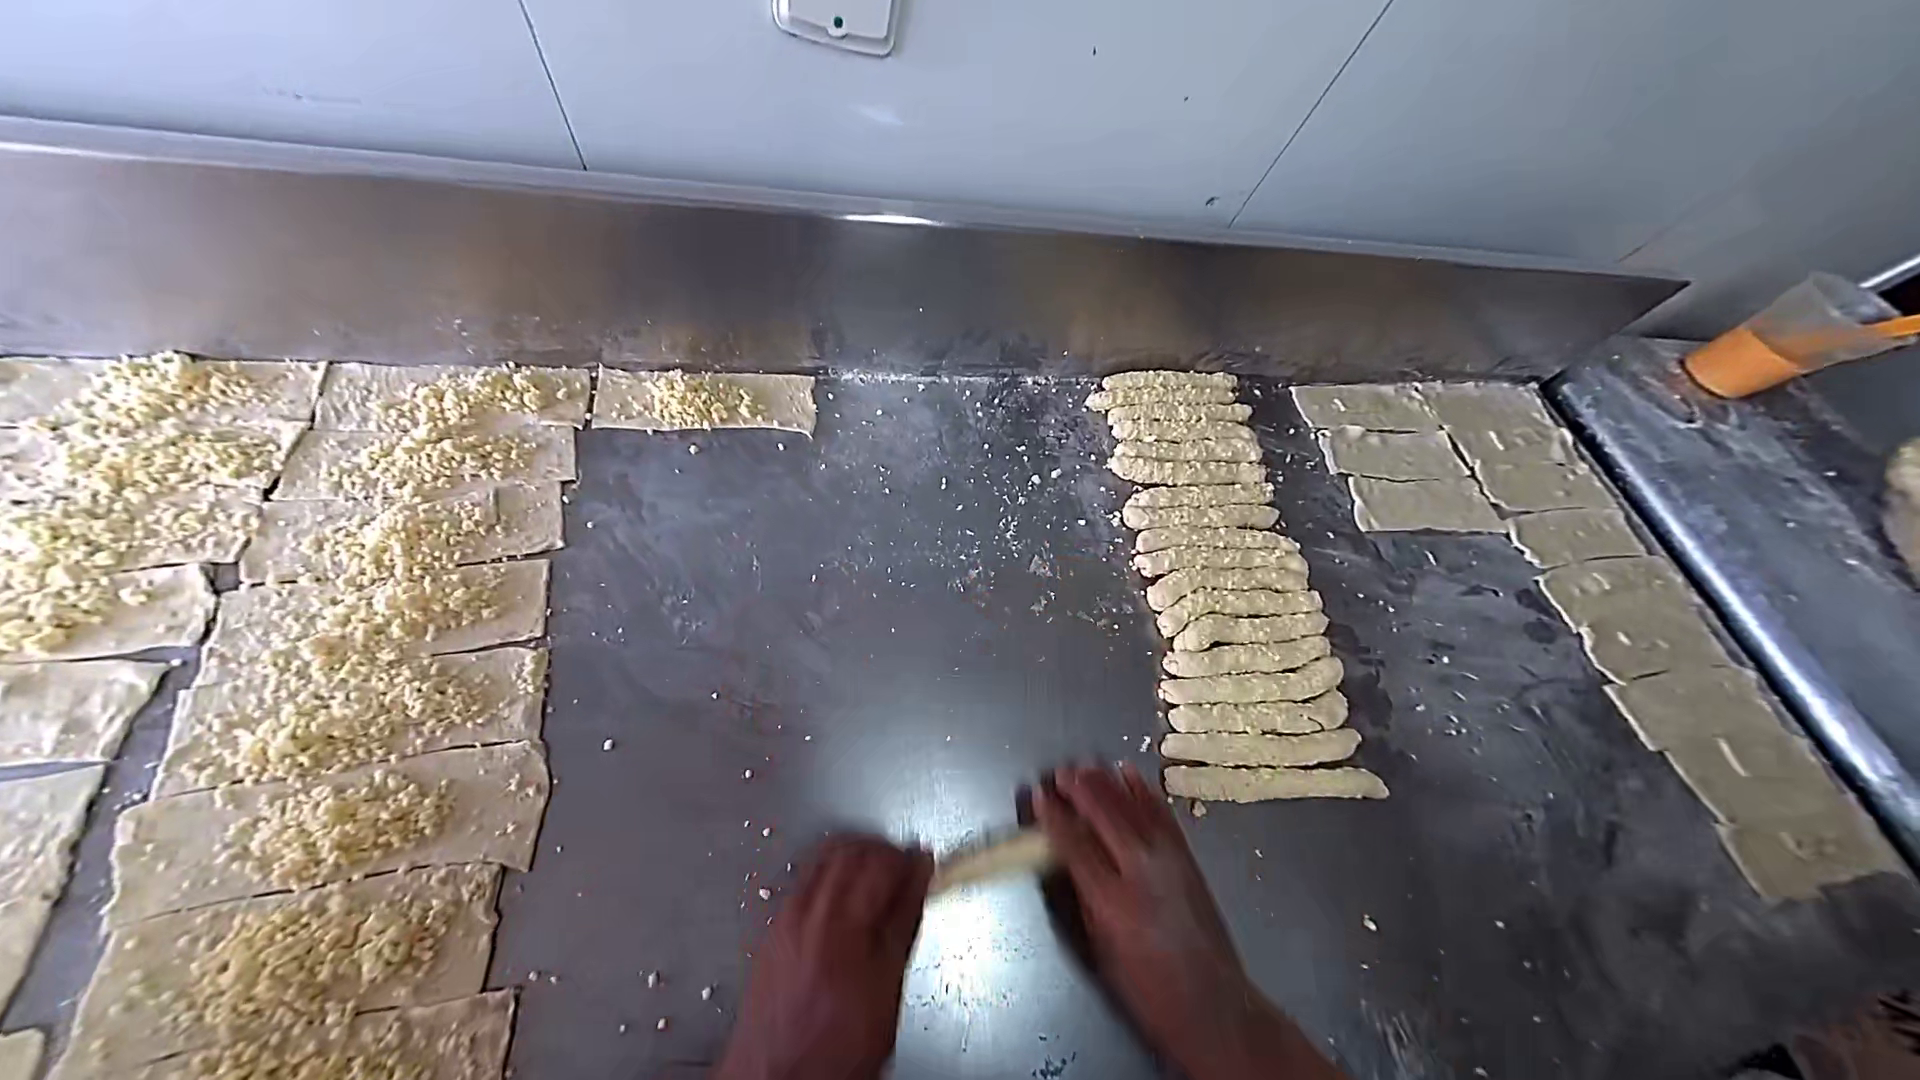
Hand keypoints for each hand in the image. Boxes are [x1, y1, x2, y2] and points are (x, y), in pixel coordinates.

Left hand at [713, 835, 931, 1079]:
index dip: (911, 860)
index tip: (923, 862)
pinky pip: (807, 875)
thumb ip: (904, 923)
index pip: (886, 866)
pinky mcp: (776, 923)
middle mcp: (815, 912)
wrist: (780, 1077)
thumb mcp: (887, 988)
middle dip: (885, 851)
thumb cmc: (836, 1047)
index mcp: (849, 926)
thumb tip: (920, 880)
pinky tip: (842, 887)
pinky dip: (830, 869)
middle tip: (903, 864)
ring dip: (857, 855)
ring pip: (828, 856)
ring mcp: (791, 915)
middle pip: (854, 852)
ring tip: (875, 871)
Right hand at [1035, 764, 1347, 1079]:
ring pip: (1131, 806)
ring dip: (1106, 782)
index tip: (1039, 796)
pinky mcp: (1187, 856)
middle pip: (1104, 814)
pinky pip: (1161, 812)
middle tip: (1059, 772)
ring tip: (1085, 766)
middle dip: (1078, 789)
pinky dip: (1142, 789)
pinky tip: (1128, 773)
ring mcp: (1168, 859)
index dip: (1053, 816)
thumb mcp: (1100, 950)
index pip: (1074, 844)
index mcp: (1111, 900)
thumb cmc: (1148, 988)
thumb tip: (1059, 858)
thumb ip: (1078, 898)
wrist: (1214, 1006)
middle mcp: (1140, 870)